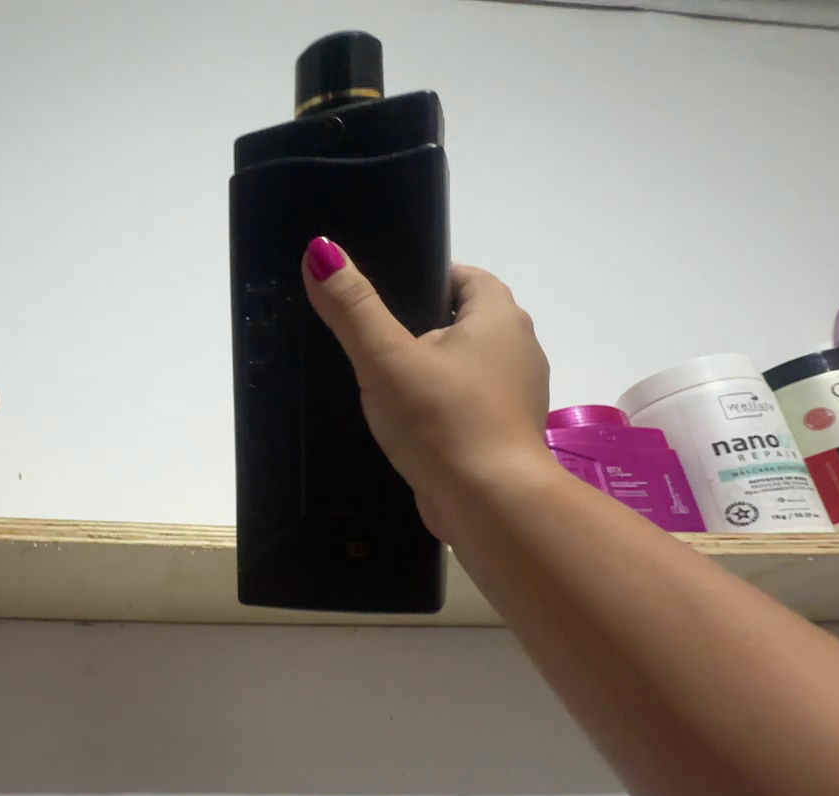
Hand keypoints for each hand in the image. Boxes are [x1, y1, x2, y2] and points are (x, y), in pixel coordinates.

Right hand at [301, 238, 553, 529]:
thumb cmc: (440, 421)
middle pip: (469, 322)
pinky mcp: (502, 435)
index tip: (388, 294)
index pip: (468, 278)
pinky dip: (442, 407)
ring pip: (469, 367)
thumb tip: (320, 250)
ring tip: (384, 384)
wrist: (488, 502)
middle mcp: (519, 350)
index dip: (431, 278)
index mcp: (499, 318)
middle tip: (374, 341)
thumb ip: (353, 308)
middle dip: (427, 326)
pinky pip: (468, 406)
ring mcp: (515, 397)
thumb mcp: (385, 359)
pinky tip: (408, 425)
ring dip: (434, 370)